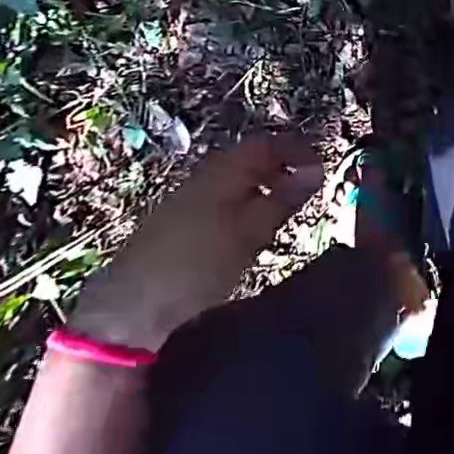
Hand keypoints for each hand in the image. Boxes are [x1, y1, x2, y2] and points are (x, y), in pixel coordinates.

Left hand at [70, 134, 323, 347]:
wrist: (130, 310)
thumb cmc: (197, 265)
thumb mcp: (251, 231)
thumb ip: (284, 198)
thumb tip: (316, 170)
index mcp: (223, 169)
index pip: (268, 143)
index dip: (298, 152)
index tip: (324, 169)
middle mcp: (205, 176)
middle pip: (252, 161)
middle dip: (284, 170)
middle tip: (310, 192)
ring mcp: (189, 199)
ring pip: (238, 183)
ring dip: (266, 190)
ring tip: (288, 214)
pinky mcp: (179, 224)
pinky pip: (224, 201)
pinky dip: (247, 207)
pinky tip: (253, 233)